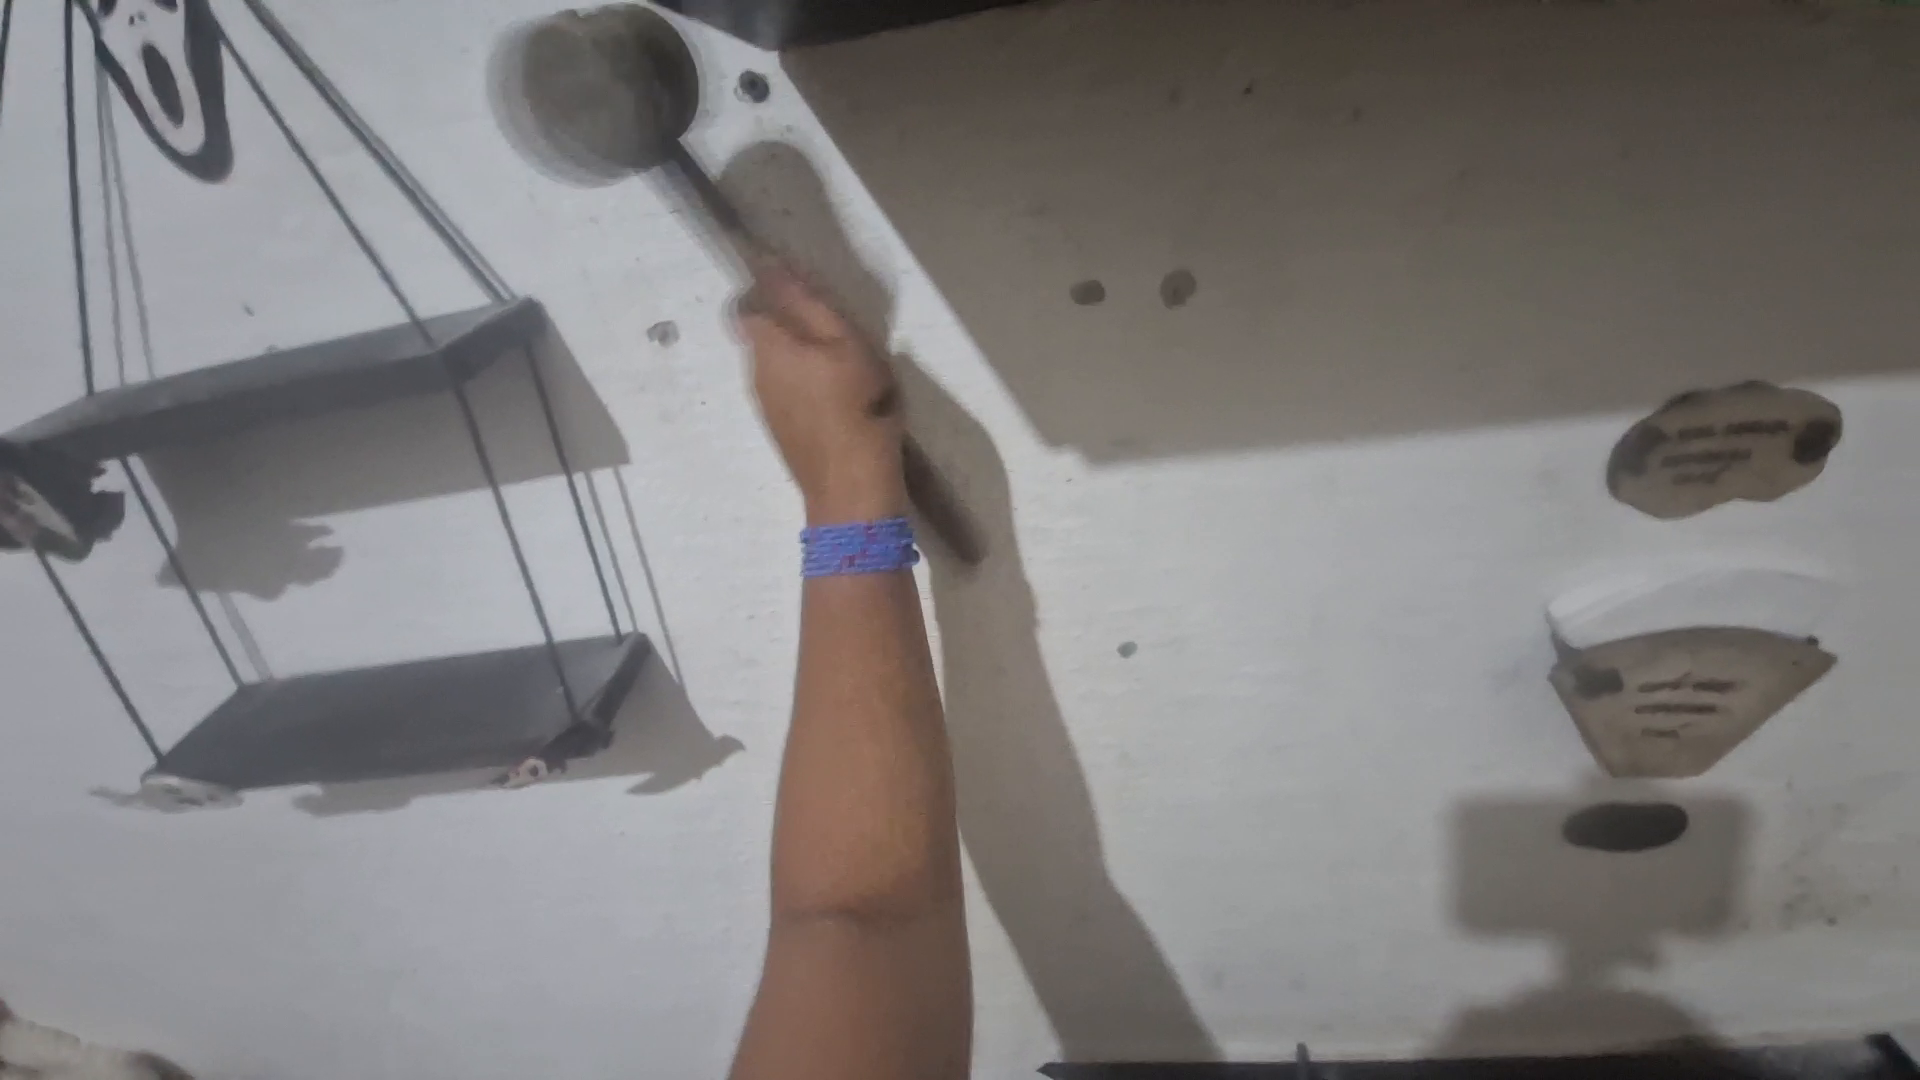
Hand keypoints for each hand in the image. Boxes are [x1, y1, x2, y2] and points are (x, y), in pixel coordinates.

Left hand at [737, 260, 905, 524]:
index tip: (804, 298)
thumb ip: (807, 302)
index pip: (746, 305)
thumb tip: (770, 263)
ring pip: (778, 369)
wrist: (851, 485)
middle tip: (840, 336)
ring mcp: (766, 408)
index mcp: (766, 347)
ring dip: (803, 362)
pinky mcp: (781, 432)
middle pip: (765, 338)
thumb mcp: (843, 343)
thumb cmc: (855, 405)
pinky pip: (788, 395)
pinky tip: (841, 404)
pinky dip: (808, 390)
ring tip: (848, 373)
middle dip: (794, 331)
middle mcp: (755, 375)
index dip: (769, 295)